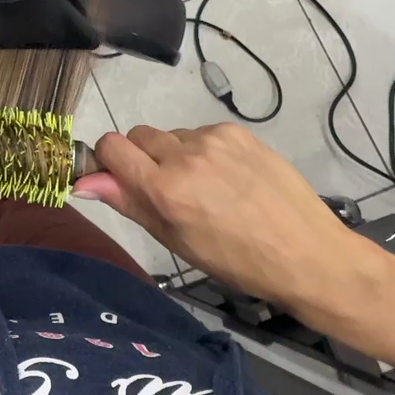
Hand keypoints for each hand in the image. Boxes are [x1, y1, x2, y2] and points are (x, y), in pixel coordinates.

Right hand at [88, 125, 394, 394]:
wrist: (311, 256)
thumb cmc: (238, 262)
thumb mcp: (176, 242)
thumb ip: (128, 203)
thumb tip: (82, 181)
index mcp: (166, 190)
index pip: (110, 146)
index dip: (107, 161)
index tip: (118, 179)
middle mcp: (185, 156)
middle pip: (136, 136)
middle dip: (141, 158)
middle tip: (167, 190)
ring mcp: (213, 139)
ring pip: (169, 135)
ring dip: (173, 155)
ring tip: (205, 187)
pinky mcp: (236, 132)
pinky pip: (199, 133)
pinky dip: (202, 151)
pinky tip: (227, 178)